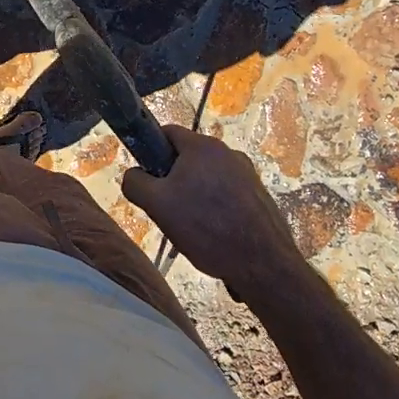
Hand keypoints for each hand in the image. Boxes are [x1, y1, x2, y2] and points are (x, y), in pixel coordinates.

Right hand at [121, 125, 303, 297]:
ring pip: (208, 178)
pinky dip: (217, 209)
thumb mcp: (156, 205)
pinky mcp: (262, 197)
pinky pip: (228, 195)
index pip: (166, 132)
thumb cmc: (206, 228)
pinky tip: (216, 236)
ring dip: (196, 196)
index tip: (148, 177)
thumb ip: (134, 182)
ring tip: (193, 228)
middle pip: (188, 157)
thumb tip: (134, 175)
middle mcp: (229, 152)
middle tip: (168, 208)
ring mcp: (249, 175)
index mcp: (203, 146)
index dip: (151, 151)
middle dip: (174, 179)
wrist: (264, 266)